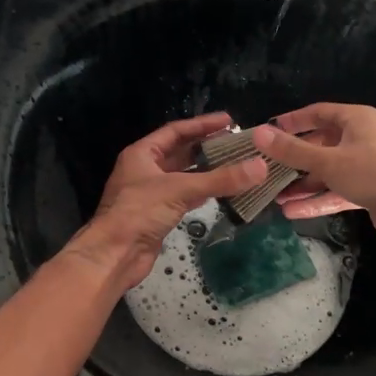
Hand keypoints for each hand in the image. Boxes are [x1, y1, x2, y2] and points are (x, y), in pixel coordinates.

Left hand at [66, 112, 265, 289]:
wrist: (115, 254)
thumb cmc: (140, 212)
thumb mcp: (180, 189)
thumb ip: (221, 179)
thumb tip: (260, 167)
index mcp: (143, 154)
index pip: (176, 131)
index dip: (202, 125)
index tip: (229, 121)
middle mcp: (146, 170)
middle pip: (181, 152)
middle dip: (208, 147)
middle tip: (237, 143)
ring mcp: (152, 193)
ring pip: (185, 176)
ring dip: (208, 171)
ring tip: (237, 164)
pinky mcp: (159, 214)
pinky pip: (185, 196)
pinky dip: (204, 192)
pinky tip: (224, 191)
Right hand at [252, 103, 375, 246]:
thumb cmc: (373, 174)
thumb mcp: (329, 161)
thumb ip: (293, 150)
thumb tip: (259, 133)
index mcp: (357, 119)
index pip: (318, 113)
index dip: (293, 121)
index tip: (268, 131)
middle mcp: (363, 138)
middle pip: (322, 144)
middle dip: (295, 159)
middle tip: (268, 169)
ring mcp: (368, 165)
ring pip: (329, 171)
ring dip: (304, 184)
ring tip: (275, 196)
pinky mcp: (371, 190)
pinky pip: (338, 190)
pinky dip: (318, 199)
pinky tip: (293, 212)